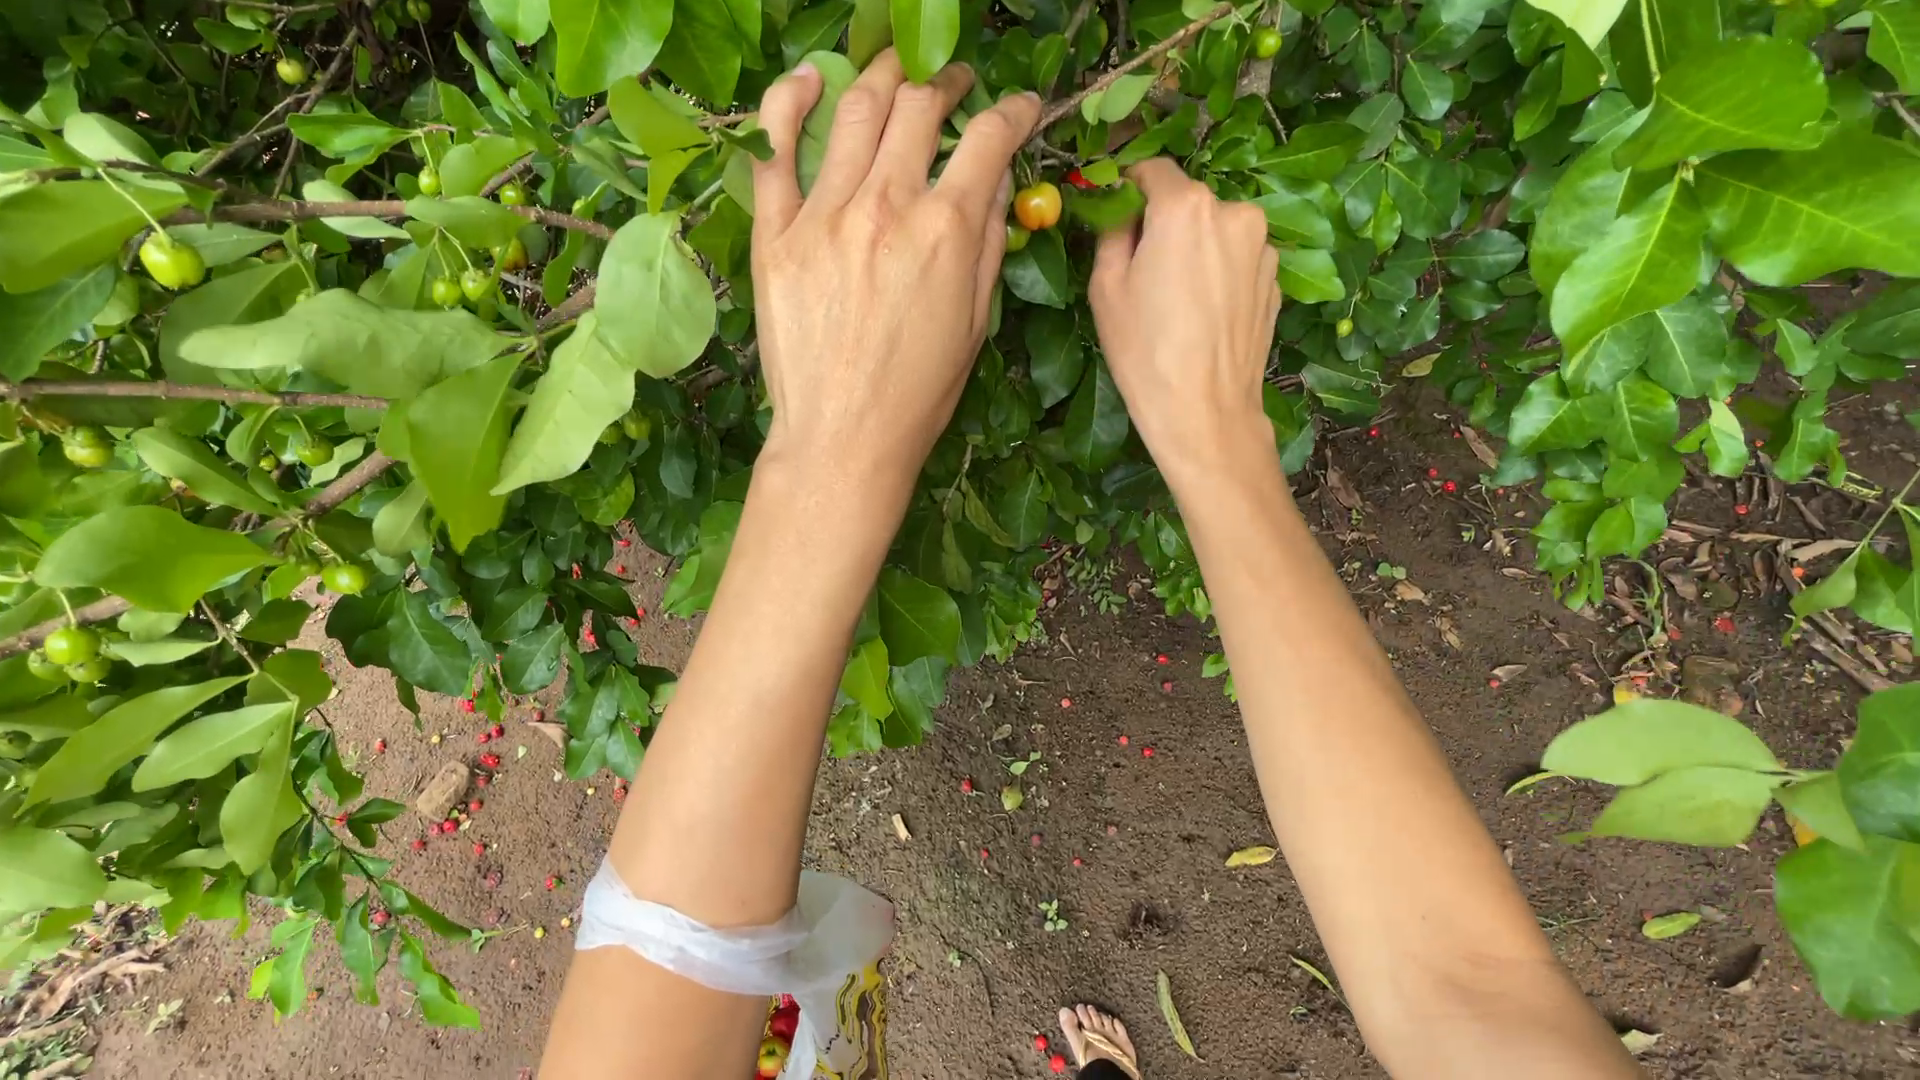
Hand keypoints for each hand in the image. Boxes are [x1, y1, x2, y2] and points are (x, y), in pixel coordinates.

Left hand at [751, 51, 1040, 491]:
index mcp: (945, 231)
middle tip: (955, 83)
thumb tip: (992, 179)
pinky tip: (807, 82)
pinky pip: (772, 151)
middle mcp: (885, 207)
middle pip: (919, 107)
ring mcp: (823, 216)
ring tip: (897, 69)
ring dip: (883, 76)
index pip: (988, 139)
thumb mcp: (975, 323)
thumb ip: (986, 242)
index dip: (1012, 112)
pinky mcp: (775, 236)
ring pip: (854, 111)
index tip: (1019, 107)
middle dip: (947, 82)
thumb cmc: (919, 393)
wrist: (844, 438)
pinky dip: (789, 104)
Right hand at [1088, 159, 1281, 484]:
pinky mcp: (1276, 278)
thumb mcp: (1105, 288)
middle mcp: (1234, 212)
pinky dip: (1219, 272)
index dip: (1128, 185)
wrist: (1204, 411)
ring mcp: (1262, 246)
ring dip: (1196, 249)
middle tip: (1143, 270)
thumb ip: (1112, 232)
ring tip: (1177, 300)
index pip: (1152, 169)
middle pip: (1187, 203)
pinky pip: (1237, 260)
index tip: (1114, 209)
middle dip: (1164, 224)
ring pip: (1216, 231)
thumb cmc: (1144, 351)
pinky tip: (1204, 315)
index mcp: (1185, 206)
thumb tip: (1120, 211)